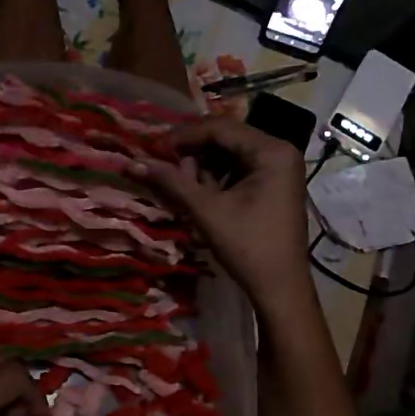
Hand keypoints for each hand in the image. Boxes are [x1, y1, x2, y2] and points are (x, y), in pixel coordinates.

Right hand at [132, 117, 314, 311]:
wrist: (280, 287)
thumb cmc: (248, 247)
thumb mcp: (207, 211)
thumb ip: (172, 182)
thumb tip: (133, 163)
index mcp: (272, 150)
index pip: (220, 128)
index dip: (184, 136)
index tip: (154, 148)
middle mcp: (280, 151)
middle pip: (227, 138)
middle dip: (194, 151)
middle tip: (166, 167)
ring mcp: (280, 168)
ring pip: (231, 153)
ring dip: (204, 165)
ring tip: (183, 184)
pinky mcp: (274, 185)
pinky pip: (240, 169)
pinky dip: (217, 177)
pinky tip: (201, 193)